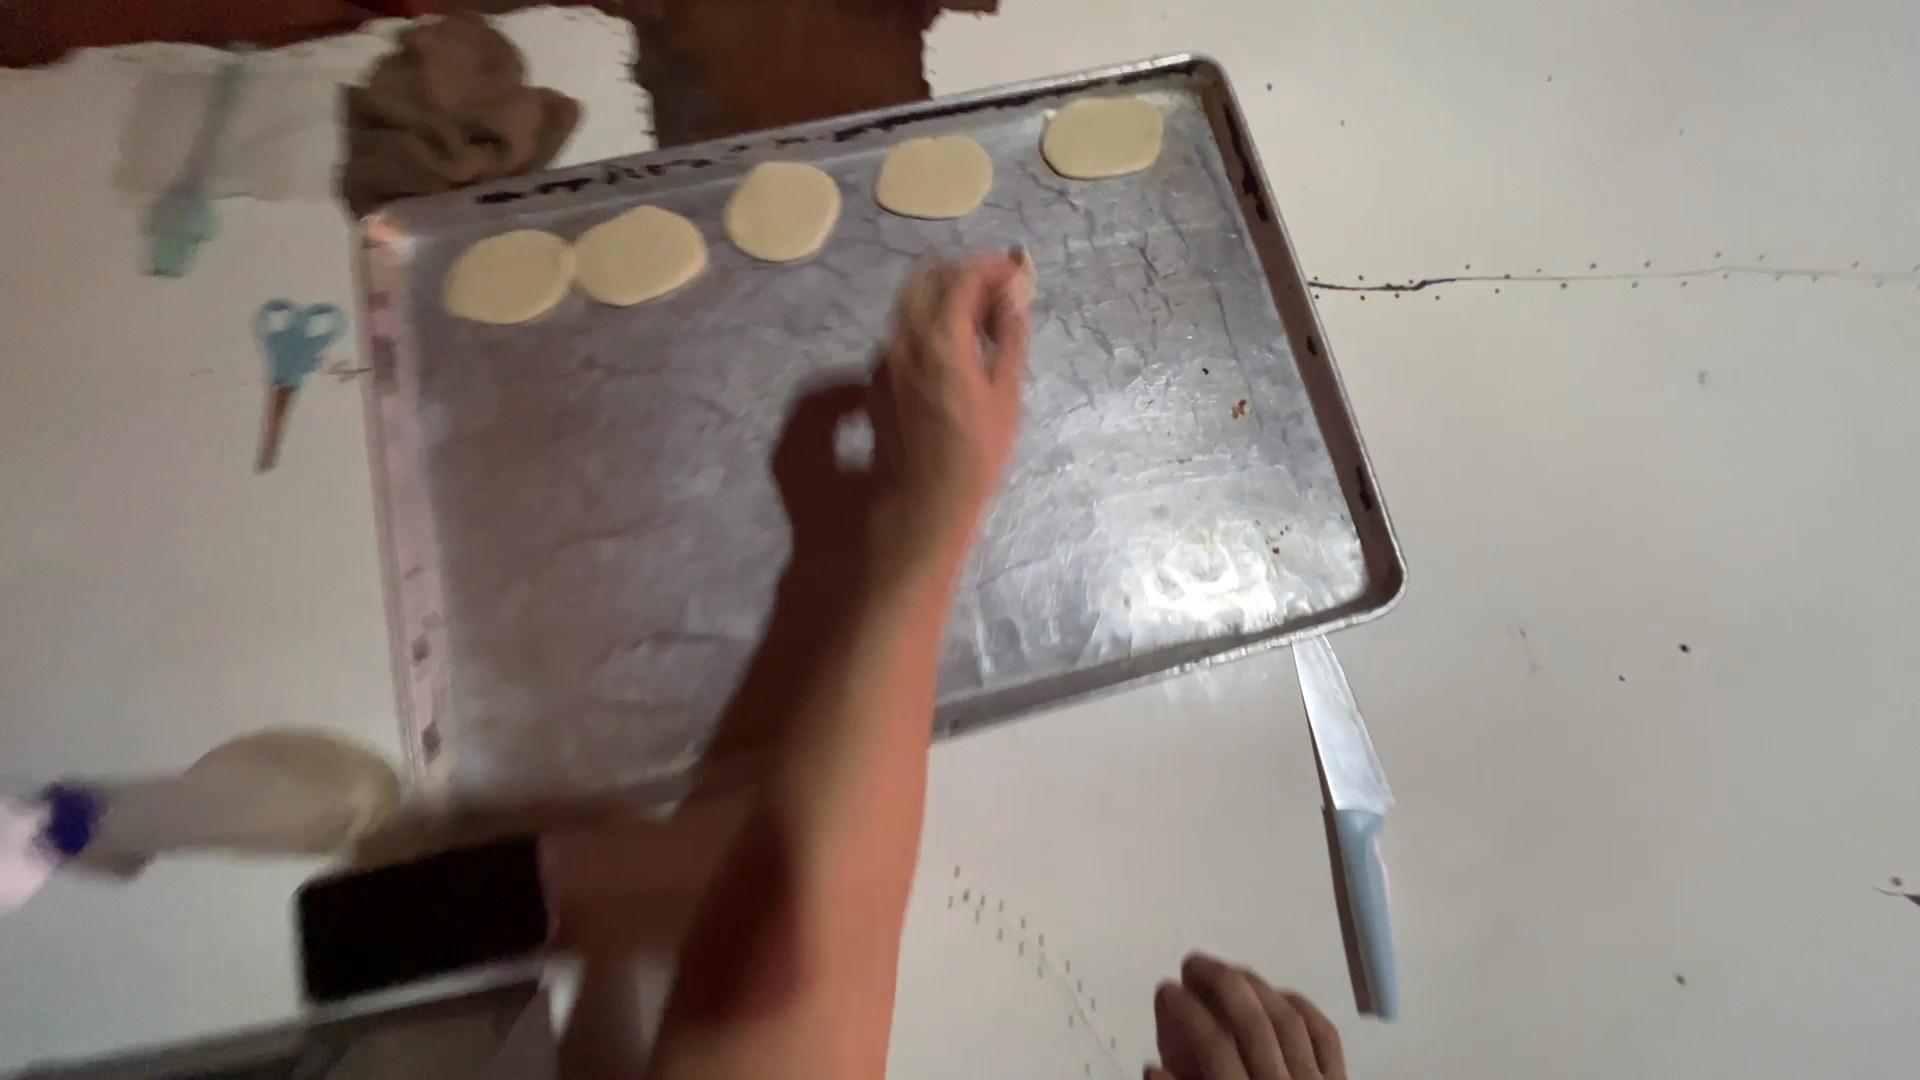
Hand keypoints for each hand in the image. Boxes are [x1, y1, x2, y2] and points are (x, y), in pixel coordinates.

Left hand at [868, 253, 1030, 573]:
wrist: (923, 502)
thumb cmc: (975, 455)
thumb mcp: (1006, 396)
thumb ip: (1009, 338)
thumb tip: (1015, 297)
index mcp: (940, 339)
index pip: (963, 276)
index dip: (991, 266)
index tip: (1013, 270)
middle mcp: (903, 340)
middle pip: (926, 278)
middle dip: (961, 275)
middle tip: (993, 296)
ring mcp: (883, 360)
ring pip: (909, 306)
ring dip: (942, 301)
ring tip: (976, 328)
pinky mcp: (875, 381)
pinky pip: (901, 335)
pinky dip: (925, 328)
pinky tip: (950, 356)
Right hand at [1149, 954, 1346, 1079]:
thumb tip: (1154, 1068)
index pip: (1214, 1047)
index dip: (1187, 1011)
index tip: (1166, 988)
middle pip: (1253, 1023)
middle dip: (1219, 981)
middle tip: (1191, 964)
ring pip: (1288, 1019)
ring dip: (1255, 985)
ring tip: (1227, 971)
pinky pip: (1324, 1035)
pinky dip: (1300, 1007)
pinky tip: (1277, 995)